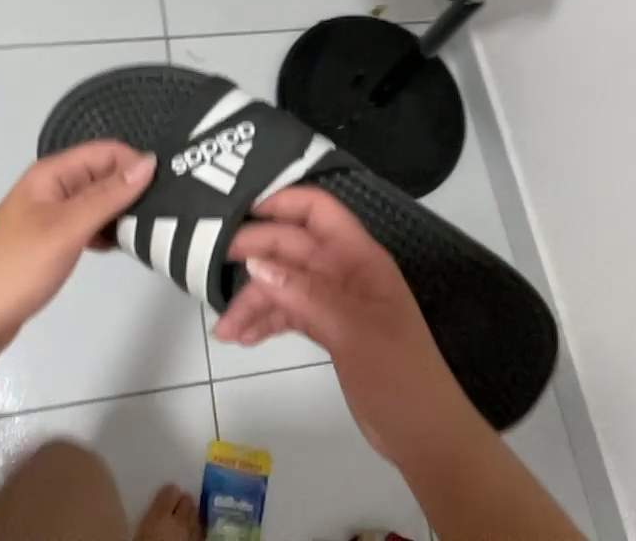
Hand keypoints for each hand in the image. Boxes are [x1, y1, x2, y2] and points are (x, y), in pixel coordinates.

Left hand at [0, 141, 156, 351]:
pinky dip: (106, 232)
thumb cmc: (18, 268)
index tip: (169, 186)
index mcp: (50, 174)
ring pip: (97, 202)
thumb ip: (109, 195)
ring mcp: (50, 216)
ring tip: (151, 228)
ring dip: (121, 212)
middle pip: (102, 174)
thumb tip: (149, 162)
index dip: (135, 163)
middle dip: (132, 188)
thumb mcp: (68, 228)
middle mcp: (51, 188)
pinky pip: (88, 225)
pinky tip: (121, 246)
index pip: (104, 151)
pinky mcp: (52, 241)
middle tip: (167, 210)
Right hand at [211, 188, 477, 462]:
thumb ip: (303, 292)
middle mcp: (344, 271)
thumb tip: (254, 262)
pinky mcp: (328, 329)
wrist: (424, 433)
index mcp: (358, 257)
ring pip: (284, 284)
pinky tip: (244, 339)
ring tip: (224, 330)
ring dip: (254, 301)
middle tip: (211, 266)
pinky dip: (266, 321)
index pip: (317, 211)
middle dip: (254, 256)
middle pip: (291, 248)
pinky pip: (289, 312)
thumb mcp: (351, 329)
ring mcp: (335, 301)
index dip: (281, 202)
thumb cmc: (397, 372)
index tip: (240, 209)